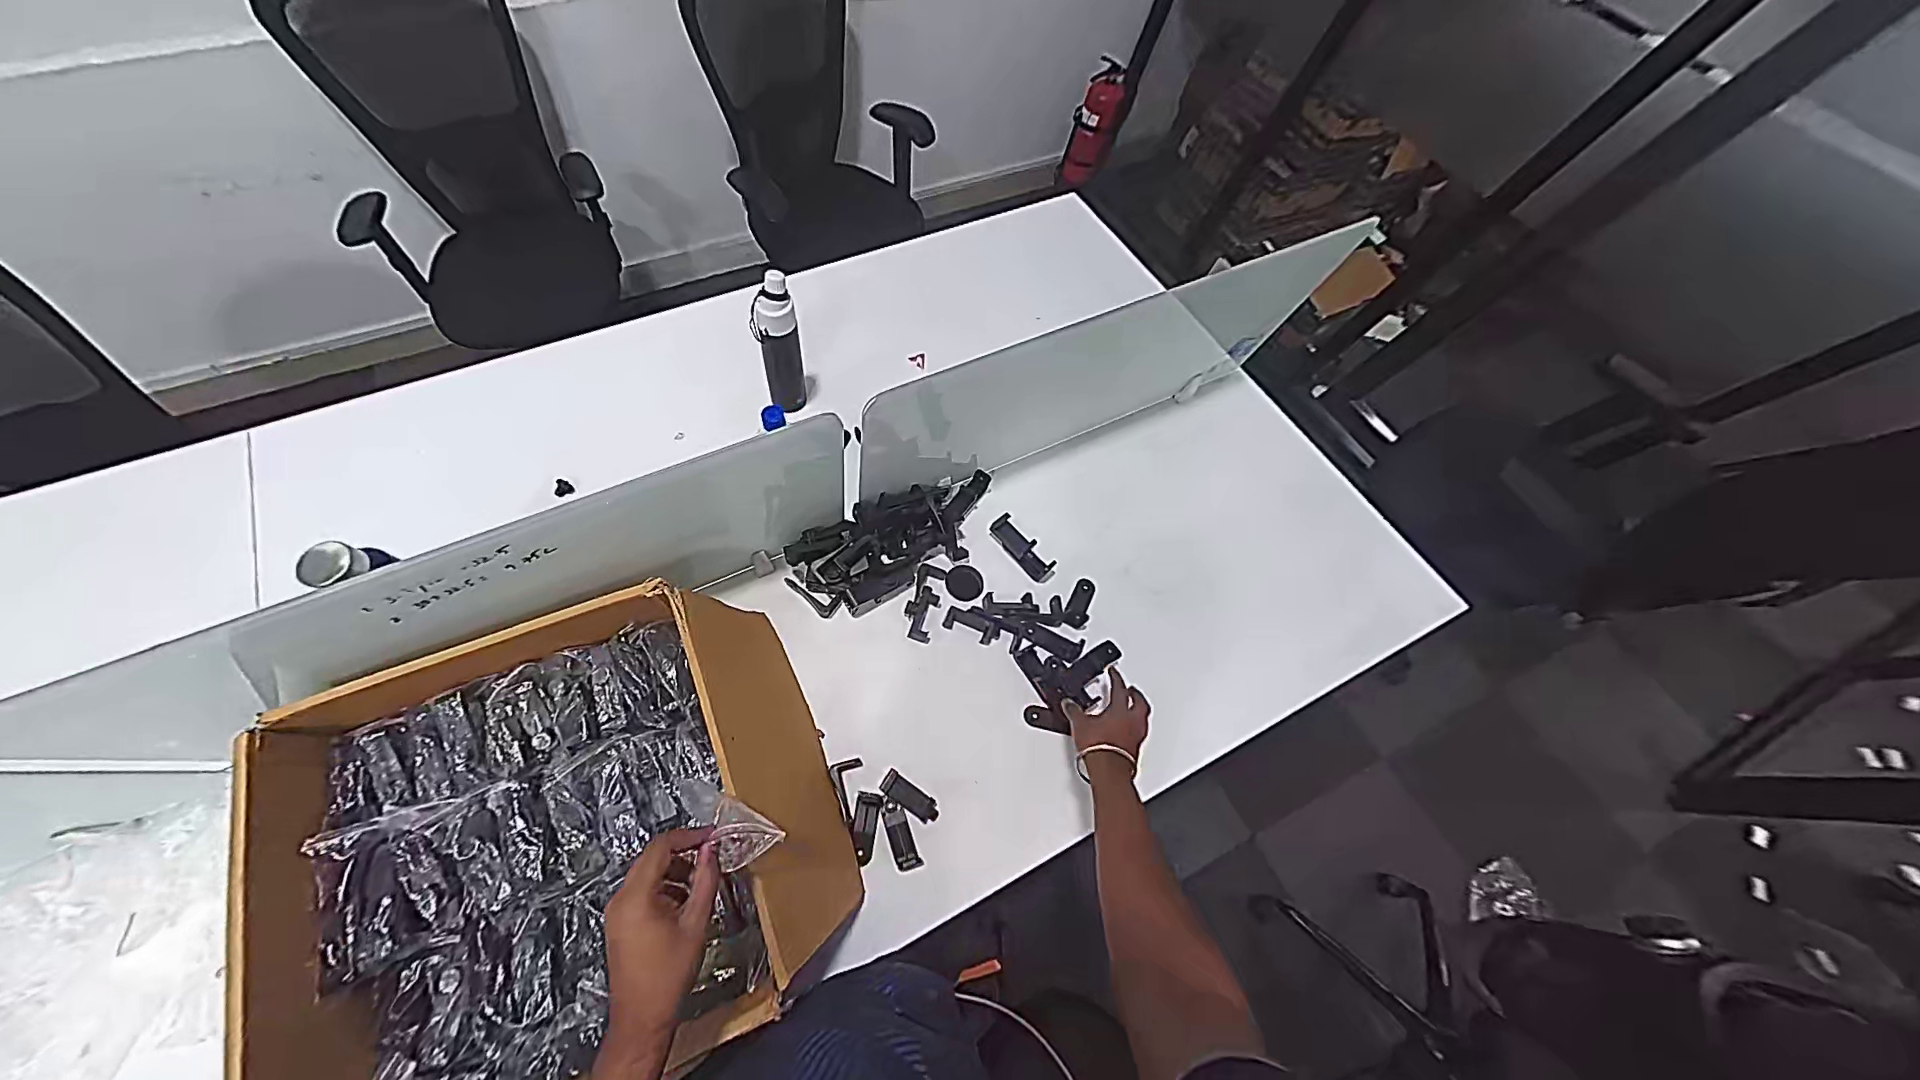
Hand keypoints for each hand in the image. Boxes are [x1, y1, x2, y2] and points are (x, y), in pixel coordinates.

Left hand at [598, 828, 718, 1073]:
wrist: (642, 1017)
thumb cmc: (670, 971)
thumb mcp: (696, 921)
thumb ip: (706, 879)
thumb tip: (711, 848)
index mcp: (636, 896)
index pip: (661, 846)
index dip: (689, 836)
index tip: (713, 836)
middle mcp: (620, 898)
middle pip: (652, 857)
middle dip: (683, 851)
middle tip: (711, 853)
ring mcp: (616, 911)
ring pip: (648, 873)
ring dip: (675, 869)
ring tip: (701, 881)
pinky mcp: (619, 922)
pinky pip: (642, 890)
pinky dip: (665, 886)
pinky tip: (684, 901)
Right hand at [1064, 666, 1148, 759]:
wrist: (1108, 770)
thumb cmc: (1099, 747)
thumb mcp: (1080, 723)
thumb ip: (1074, 710)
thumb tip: (1069, 704)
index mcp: (1120, 710)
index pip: (1120, 688)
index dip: (1116, 677)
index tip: (1114, 672)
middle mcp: (1133, 721)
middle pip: (1139, 701)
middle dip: (1134, 693)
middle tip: (1129, 688)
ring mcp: (1136, 735)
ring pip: (1142, 716)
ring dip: (1137, 710)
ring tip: (1130, 707)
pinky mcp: (1136, 748)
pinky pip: (1138, 732)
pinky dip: (1133, 727)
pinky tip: (1126, 729)